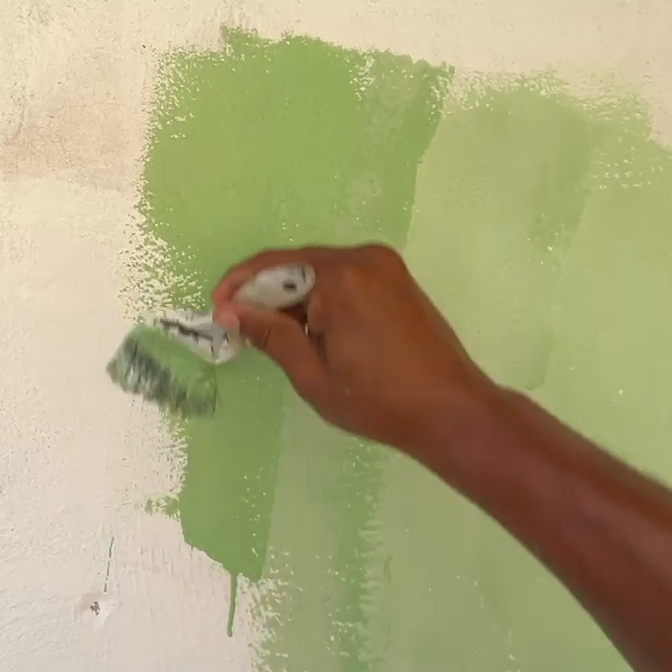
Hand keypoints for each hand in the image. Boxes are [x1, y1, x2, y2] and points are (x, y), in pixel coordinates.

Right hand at [211, 244, 493, 449]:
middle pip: (294, 264)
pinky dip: (317, 295)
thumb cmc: (380, 401)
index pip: (272, 267)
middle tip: (239, 323)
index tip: (217, 312)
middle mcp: (362, 258)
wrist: (455, 413)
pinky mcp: (393, 277)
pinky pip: (340, 276)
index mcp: (340, 278)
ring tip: (272, 331)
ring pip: (316, 270)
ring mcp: (382, 265)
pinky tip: (308, 326)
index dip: (238, 287)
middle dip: (263, 292)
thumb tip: (228, 311)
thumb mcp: (312, 373)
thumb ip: (268, 334)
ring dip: (289, 295)